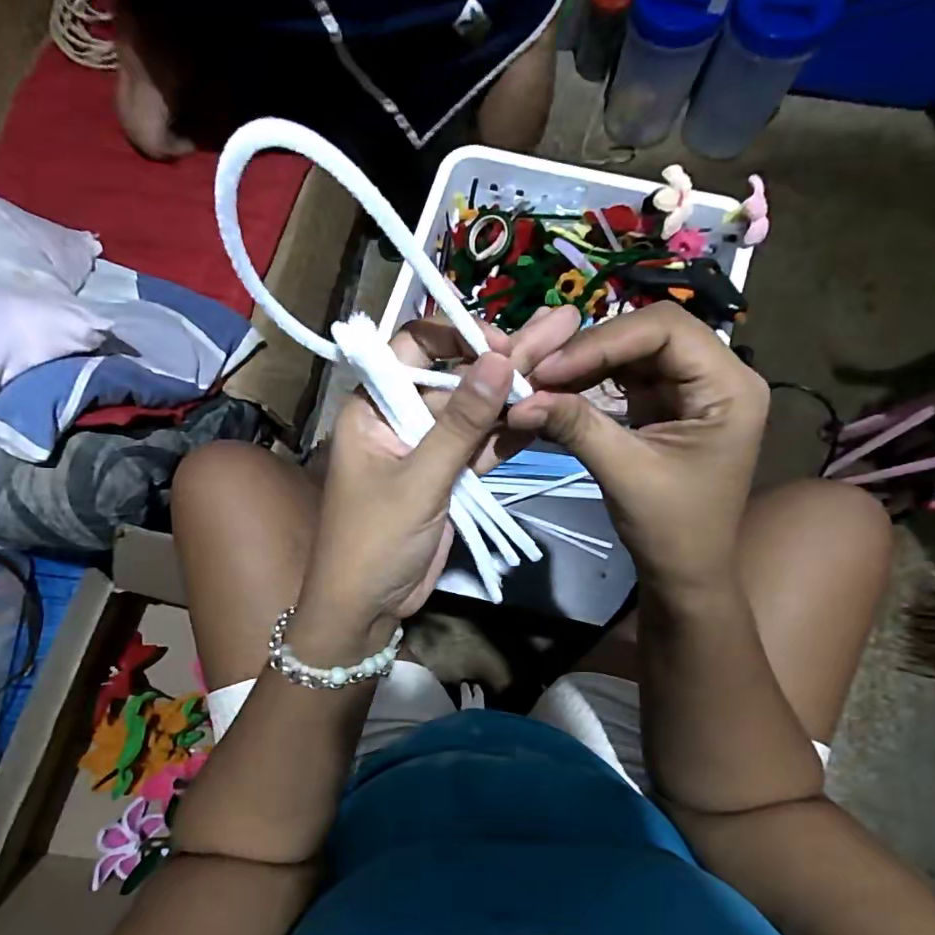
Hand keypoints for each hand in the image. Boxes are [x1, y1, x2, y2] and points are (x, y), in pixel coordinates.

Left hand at [300, 308, 579, 634]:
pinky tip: (550, 407)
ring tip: (569, 355)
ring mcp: (429, 448)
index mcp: (373, 407)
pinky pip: (484, 446)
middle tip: (561, 325)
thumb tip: (499, 359)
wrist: (366, 609)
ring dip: (520, 389)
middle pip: (458, 377)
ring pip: (478, 411)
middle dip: (508, 355)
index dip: (458, 338)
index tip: (501, 344)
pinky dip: (512, 432)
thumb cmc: (375, 541)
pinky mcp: (450, 477)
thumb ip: (461, 422)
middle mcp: (401, 418)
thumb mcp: (418, 480)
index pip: (414, 349)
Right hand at [506, 303, 768, 594]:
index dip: (605, 339)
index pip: (667, 330)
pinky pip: (627, 375)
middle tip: (541, 370)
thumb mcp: (624, 473)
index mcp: (730, 387)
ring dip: (587, 362)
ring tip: (543, 379)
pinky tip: (561, 388)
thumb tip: (520, 399)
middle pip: (651, 332)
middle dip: (593, 348)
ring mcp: (693, 387)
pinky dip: (592, 379)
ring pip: (634, 350)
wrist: (686, 570)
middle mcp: (719, 375)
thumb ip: (577, 426)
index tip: (551, 367)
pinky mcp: (669, 402)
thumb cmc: (672, 528)